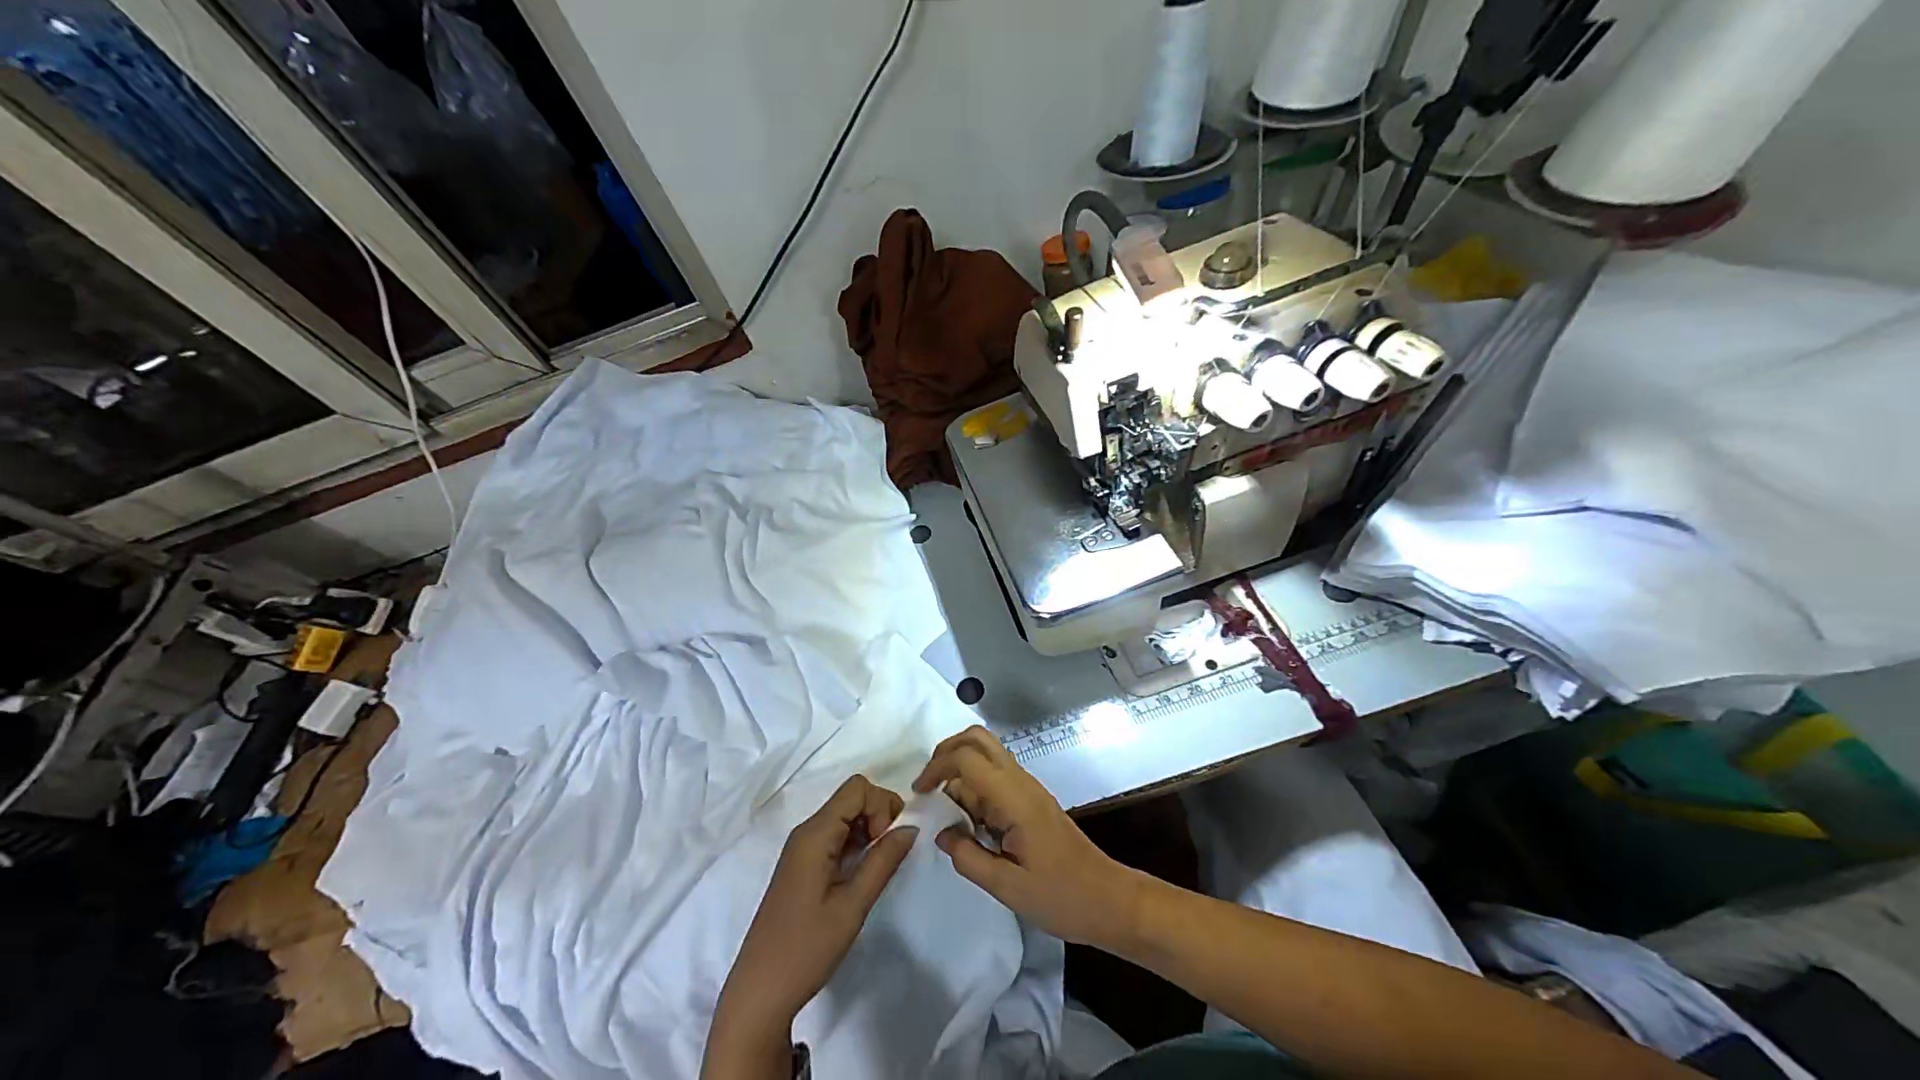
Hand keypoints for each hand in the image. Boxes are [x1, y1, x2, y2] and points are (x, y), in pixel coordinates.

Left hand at [714, 775, 918, 1030]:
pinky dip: (856, 846)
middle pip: (852, 798)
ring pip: (845, 817)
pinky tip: (862, 875)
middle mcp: (806, 832)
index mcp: (814, 834)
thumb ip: (883, 861)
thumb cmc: (807, 948)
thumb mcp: (853, 906)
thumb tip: (910, 828)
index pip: (857, 788)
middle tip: (887, 856)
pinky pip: (836, 838)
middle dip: (879, 815)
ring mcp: (802, 849)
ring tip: (877, 869)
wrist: (761, 991)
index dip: (881, 805)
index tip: (887, 843)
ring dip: (869, 832)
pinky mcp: (803, 866)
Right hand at [913, 726, 1135, 945]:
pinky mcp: (1030, 801)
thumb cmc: (1061, 897)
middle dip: (945, 754)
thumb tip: (942, 833)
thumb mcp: (1006, 888)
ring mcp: (1027, 789)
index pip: (967, 757)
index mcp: (1014, 798)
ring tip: (946, 814)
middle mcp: (1021, 783)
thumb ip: (967, 857)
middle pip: (977, 739)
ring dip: (959, 774)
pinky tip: (968, 824)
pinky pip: (995, 779)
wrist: (1109, 901)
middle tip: (928, 788)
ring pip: (985, 756)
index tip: (920, 795)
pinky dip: (973, 789)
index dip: (937, 767)